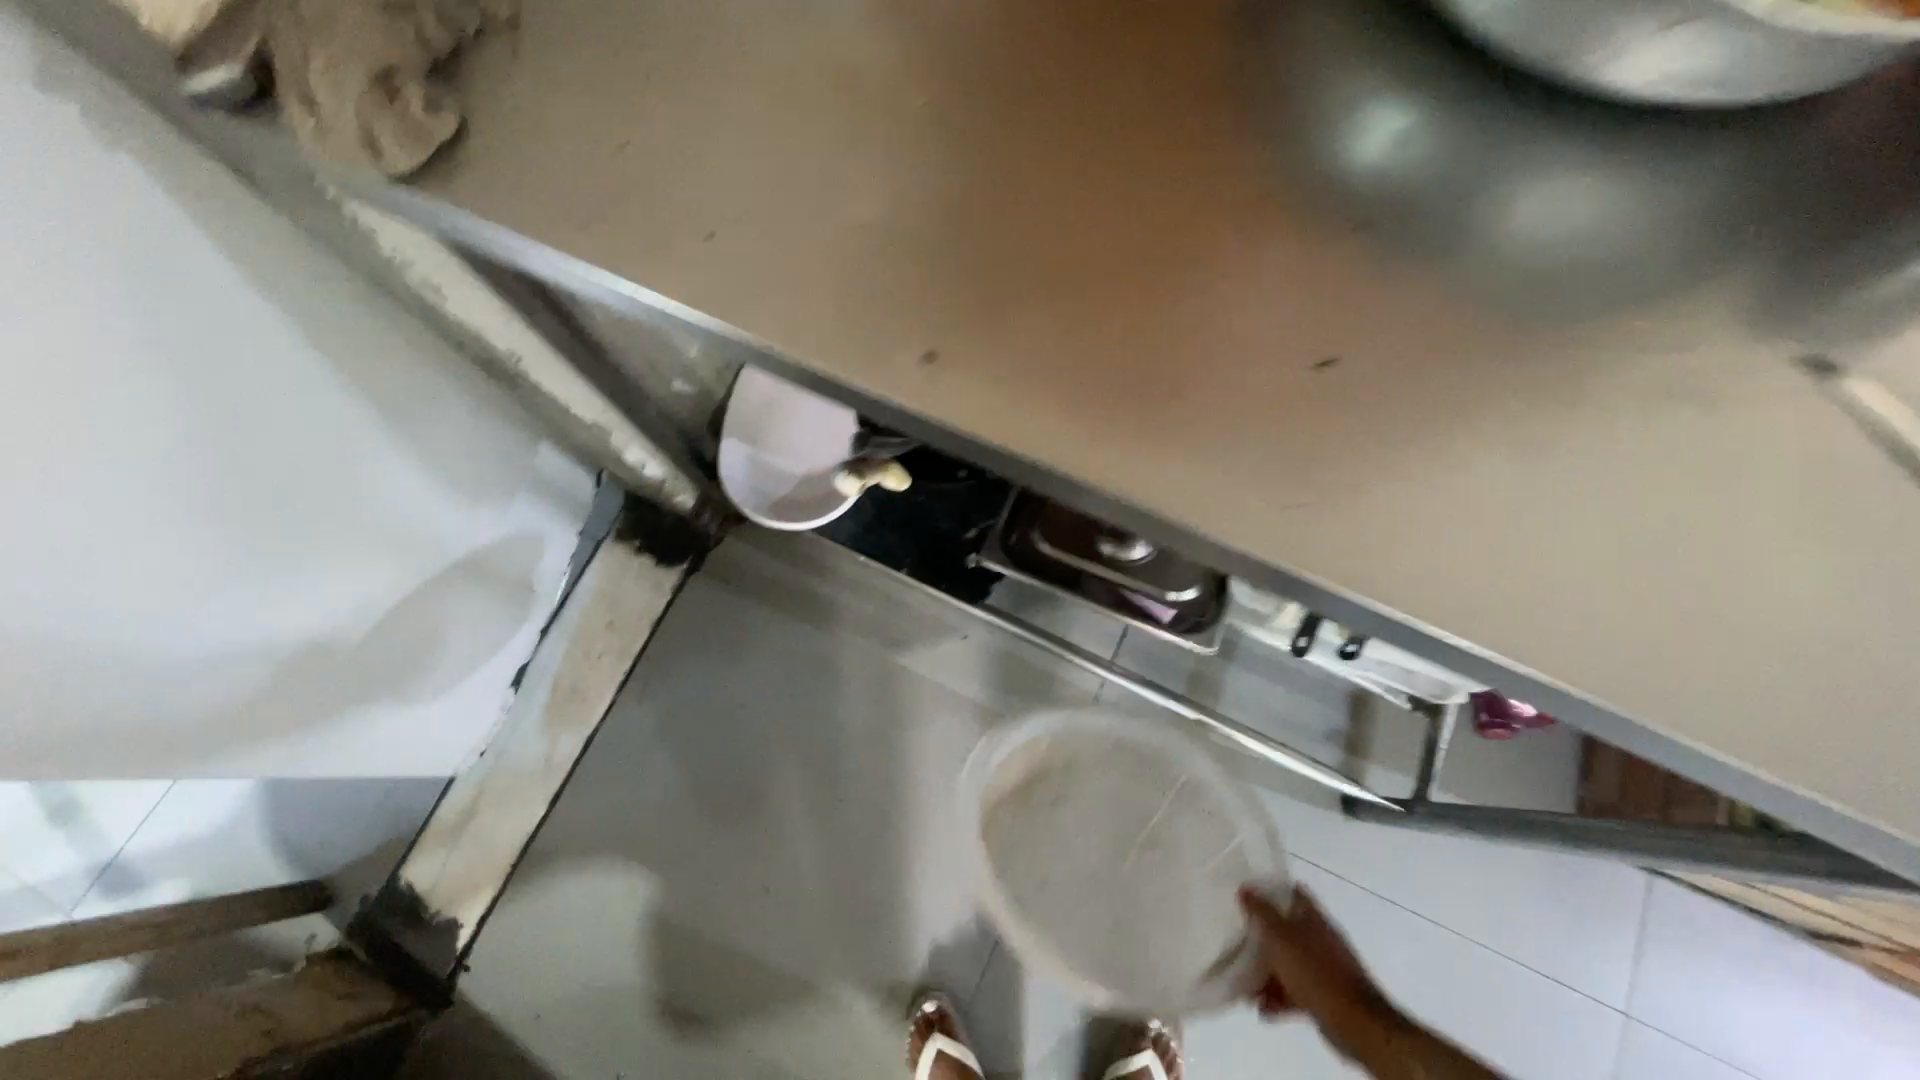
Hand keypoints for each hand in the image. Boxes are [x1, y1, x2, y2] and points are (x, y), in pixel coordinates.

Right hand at [1237, 885, 1389, 1052]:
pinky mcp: (1325, 996)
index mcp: (1313, 919)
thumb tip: (1245, 888)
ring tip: (1245, 985)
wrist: (1353, 1021)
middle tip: (1239, 941)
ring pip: (1290, 964)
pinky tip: (1263, 1010)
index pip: (1293, 894)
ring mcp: (1324, 969)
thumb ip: (1261, 912)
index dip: (1271, 891)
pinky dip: (1280, 999)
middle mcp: (1321, 940)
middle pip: (1287, 931)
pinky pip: (1296, 992)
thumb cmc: (1314, 971)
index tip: (1248, 894)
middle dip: (1263, 938)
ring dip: (1268, 973)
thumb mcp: (1280, 937)